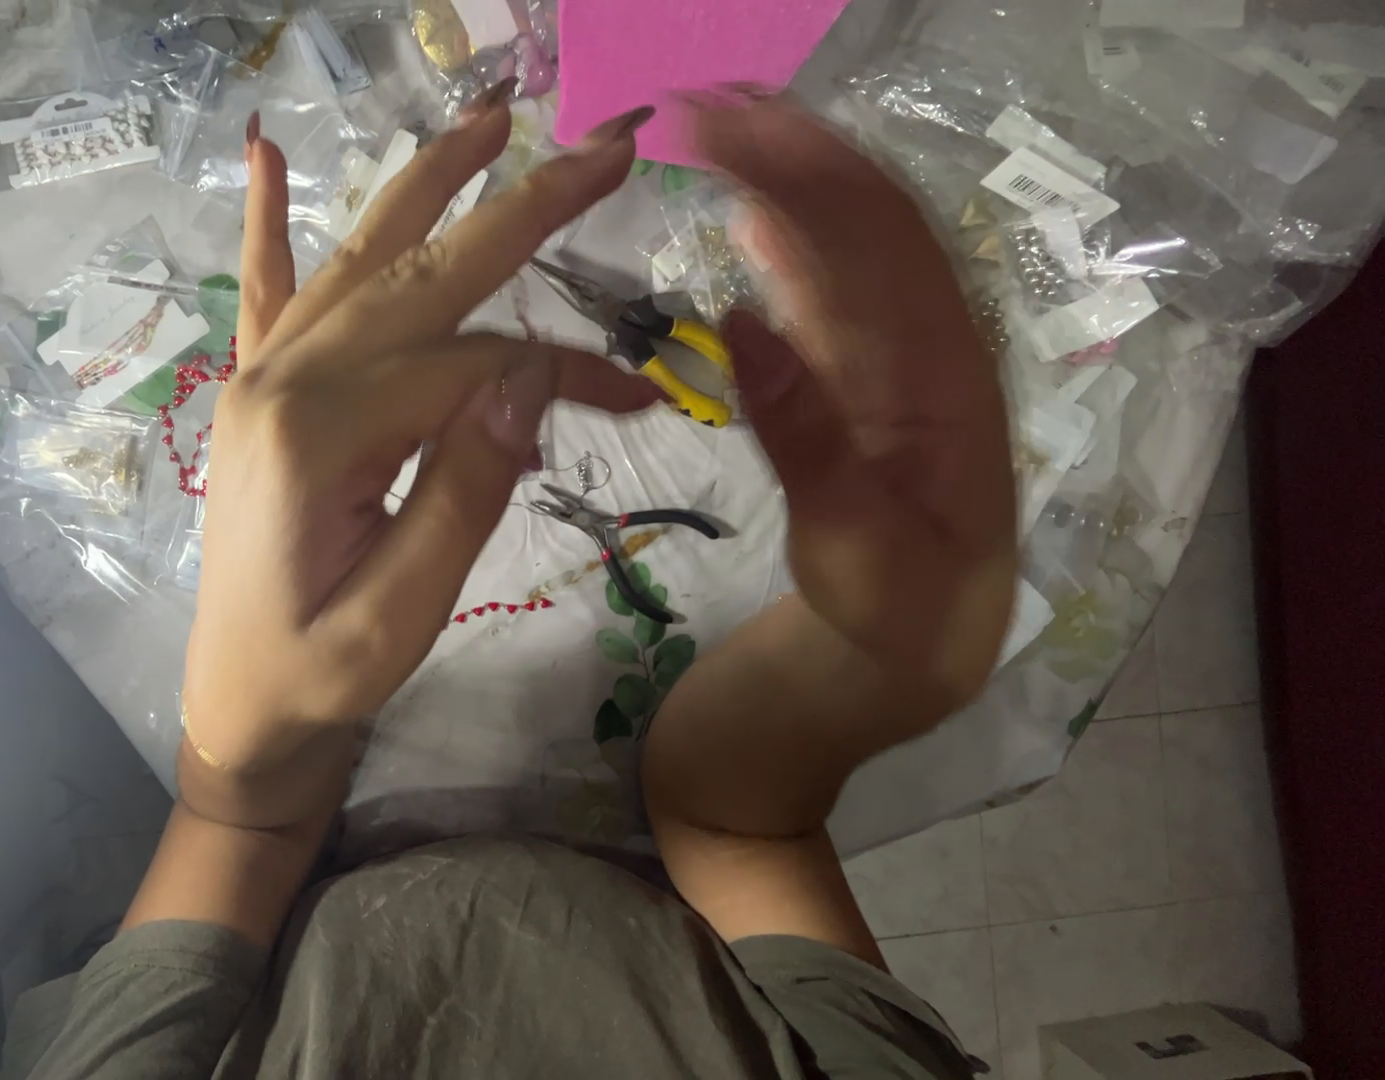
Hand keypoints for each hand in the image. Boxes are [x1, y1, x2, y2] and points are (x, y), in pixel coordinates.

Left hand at [178, 100, 663, 827]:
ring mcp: (258, 381)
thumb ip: (463, 490)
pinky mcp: (253, 396)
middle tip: (602, 151)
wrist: (238, 698)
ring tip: (488, 120)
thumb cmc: (320, 672)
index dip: (563, 372)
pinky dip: (269, 220)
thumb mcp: (403, 612)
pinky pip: (266, 292)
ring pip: (355, 261)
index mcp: (318, 436)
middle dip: (516, 210)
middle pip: (417, 277)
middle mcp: (281, 382)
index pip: (468, 368)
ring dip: (425, 187)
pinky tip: (268, 154)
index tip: (641, 395)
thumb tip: (529, 379)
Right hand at [694, 94, 1016, 706]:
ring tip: (724, 141)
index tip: (735, 126)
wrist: (870, 685)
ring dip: (791, 199)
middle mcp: (932, 367)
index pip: (890, 253)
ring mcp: (890, 385)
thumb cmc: (874, 634)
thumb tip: (742, 324)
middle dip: (797, 163)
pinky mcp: (852, 408)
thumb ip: (809, 442)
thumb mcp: (850, 554)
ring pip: (847, 269)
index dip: (817, 178)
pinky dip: (790, 265)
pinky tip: (753, 227)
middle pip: (871, 238)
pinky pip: (826, 320)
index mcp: (950, 394)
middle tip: (708, 109)